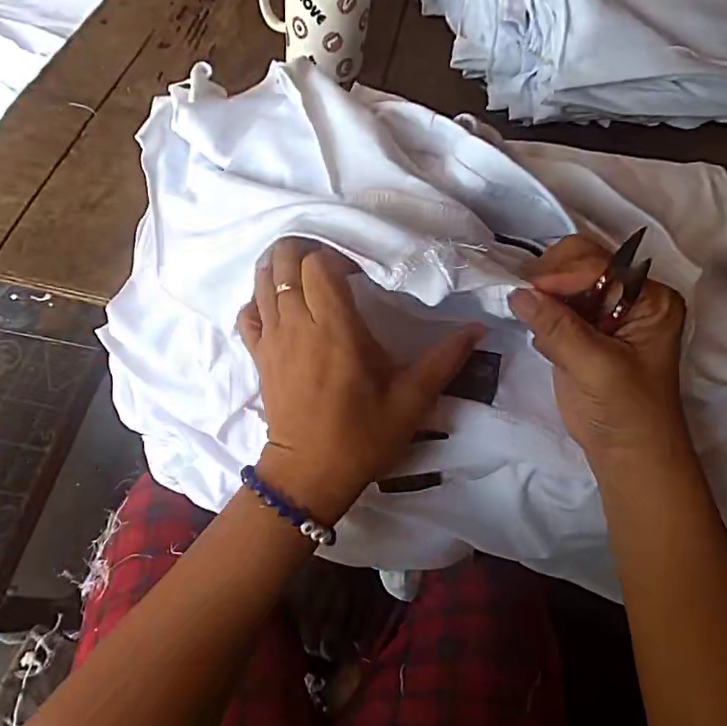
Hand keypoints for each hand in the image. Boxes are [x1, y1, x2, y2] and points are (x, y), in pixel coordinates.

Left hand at [238, 239, 483, 522]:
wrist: (310, 474)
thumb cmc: (362, 435)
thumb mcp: (411, 400)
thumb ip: (444, 360)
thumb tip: (478, 330)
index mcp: (334, 327)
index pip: (318, 264)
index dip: (335, 255)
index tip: (357, 269)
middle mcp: (296, 324)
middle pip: (284, 262)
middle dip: (304, 251)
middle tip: (330, 263)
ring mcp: (271, 339)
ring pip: (262, 282)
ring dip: (280, 268)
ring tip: (304, 274)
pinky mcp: (258, 356)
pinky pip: (247, 314)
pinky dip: (258, 301)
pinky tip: (279, 307)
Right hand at [508, 235, 693, 471]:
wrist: (626, 452)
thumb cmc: (626, 411)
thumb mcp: (596, 367)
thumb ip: (558, 327)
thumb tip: (518, 293)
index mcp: (649, 298)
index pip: (600, 264)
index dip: (563, 274)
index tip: (529, 293)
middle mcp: (629, 296)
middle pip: (580, 261)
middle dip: (549, 278)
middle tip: (524, 300)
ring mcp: (603, 311)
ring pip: (561, 279)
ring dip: (540, 295)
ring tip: (533, 323)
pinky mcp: (580, 327)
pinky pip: (551, 303)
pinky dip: (538, 313)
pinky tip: (542, 340)